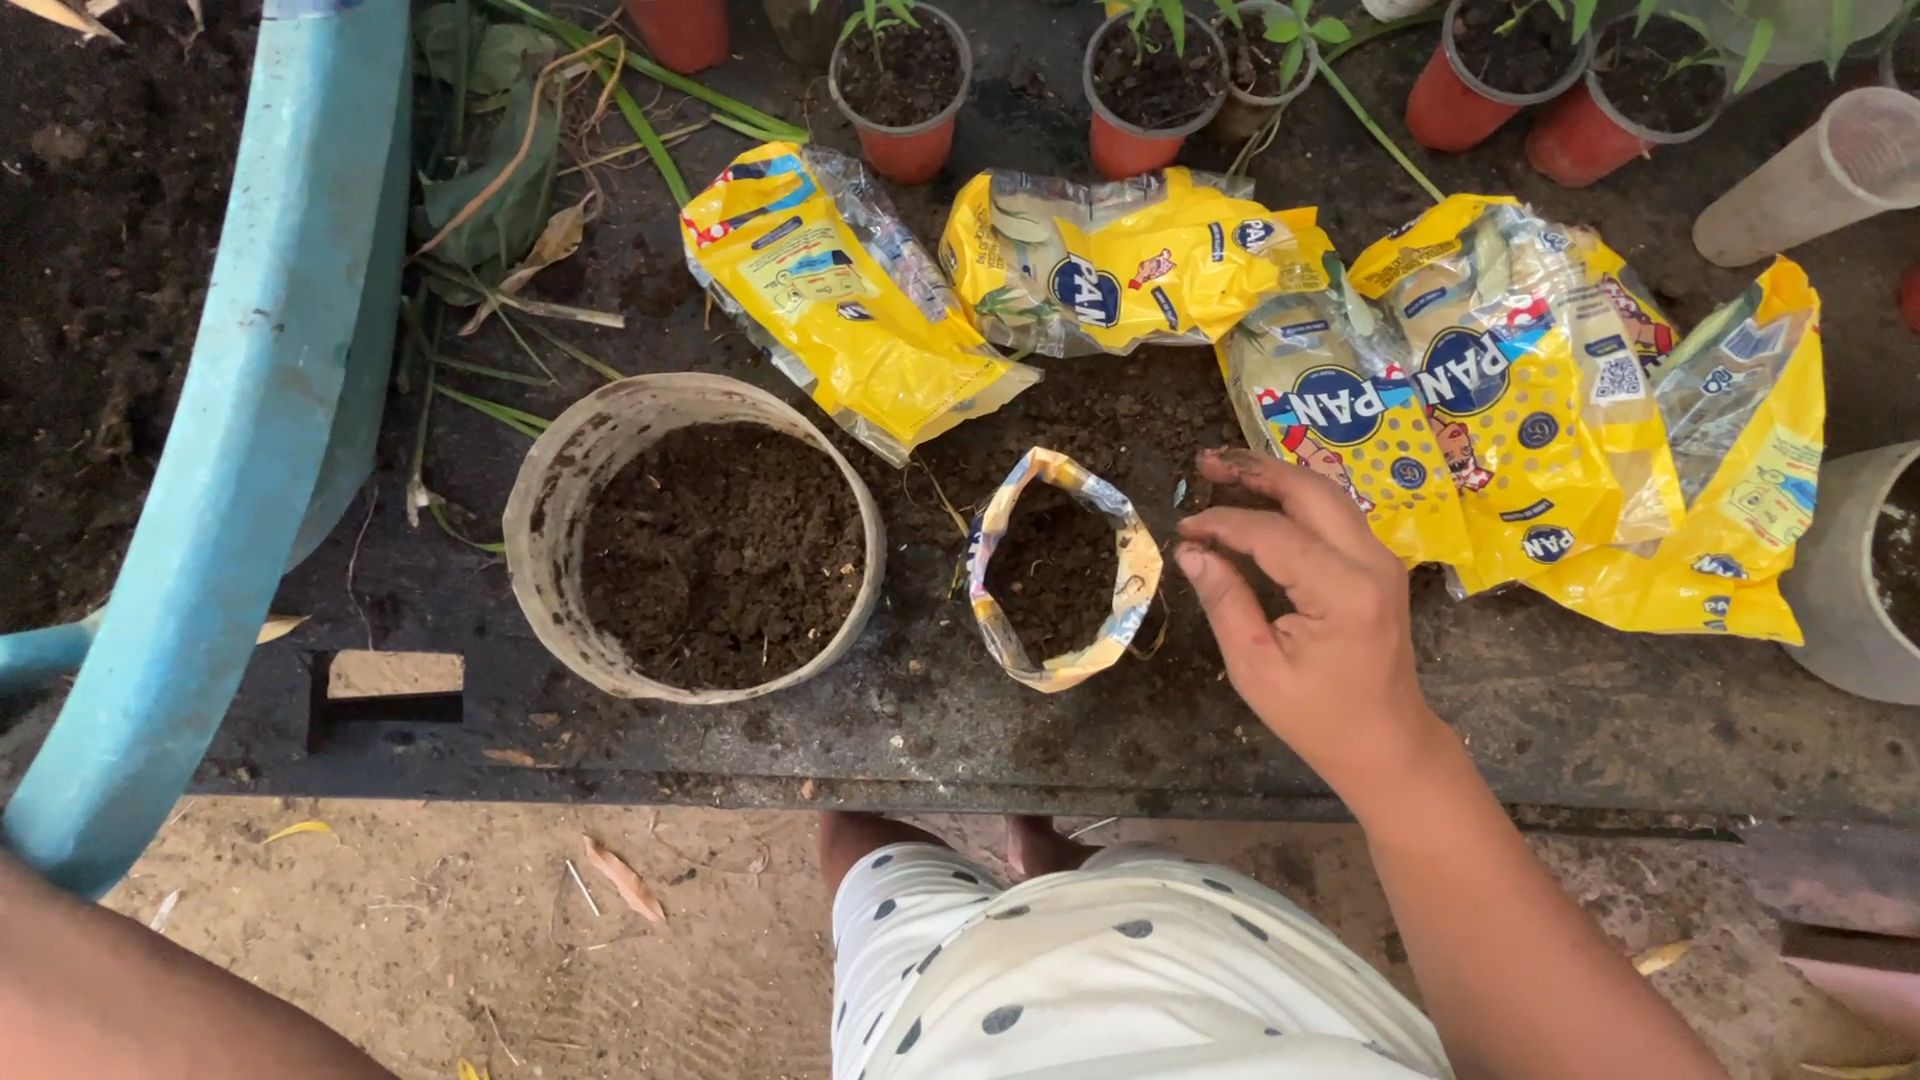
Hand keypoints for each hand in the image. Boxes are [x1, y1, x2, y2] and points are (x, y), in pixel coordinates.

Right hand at [1176, 448, 1448, 801]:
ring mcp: (1381, 560)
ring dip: (1275, 476)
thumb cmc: (1317, 717)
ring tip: (1226, 468)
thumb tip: (1190, 552)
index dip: (1222, 524)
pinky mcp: (1377, 565)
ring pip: (1326, 494)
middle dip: (1255, 469)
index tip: (1184, 529)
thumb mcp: (1255, 667)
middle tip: (1206, 463)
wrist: (1387, 744)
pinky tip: (1260, 496)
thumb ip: (1225, 601)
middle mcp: (1371, 563)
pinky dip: (1293, 498)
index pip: (1272, 534)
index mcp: (1343, 593)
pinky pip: (1333, 514)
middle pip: (1311, 491)